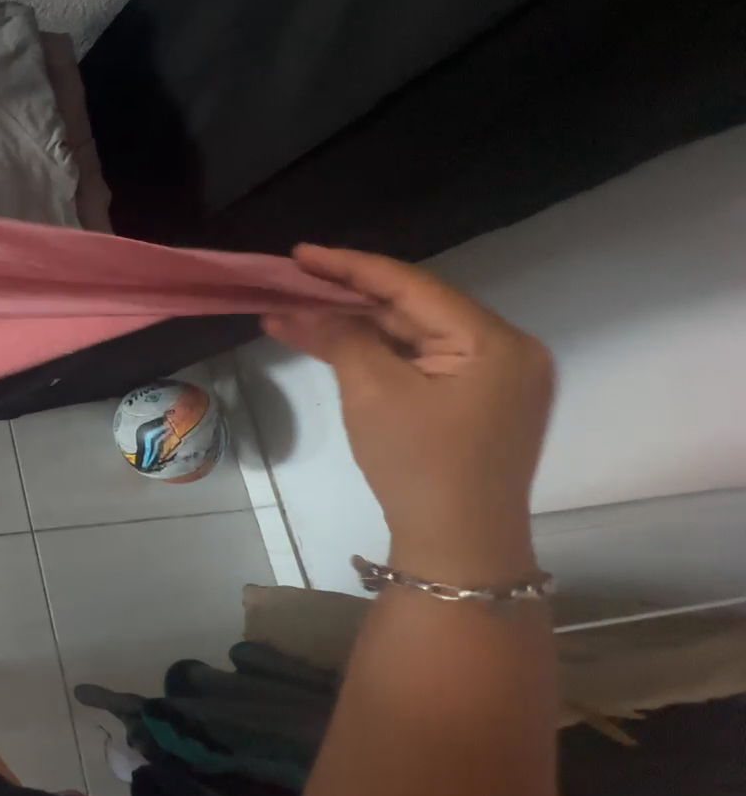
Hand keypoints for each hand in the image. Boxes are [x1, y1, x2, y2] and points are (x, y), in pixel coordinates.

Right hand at [261, 245, 553, 586]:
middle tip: (293, 278)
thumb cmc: (420, 461)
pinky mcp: (472, 399)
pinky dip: (370, 350)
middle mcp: (504, 350)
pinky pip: (415, 358)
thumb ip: (341, 336)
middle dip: (347, 294)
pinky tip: (323, 340)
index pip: (412, 286)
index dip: (351, 266)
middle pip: (413, 306)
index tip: (300, 253)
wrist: (457, 541)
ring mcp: (491, 376)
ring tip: (292, 310)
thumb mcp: (373, 391)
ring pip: (409, 333)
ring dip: (352, 323)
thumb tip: (301, 306)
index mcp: (495, 341)